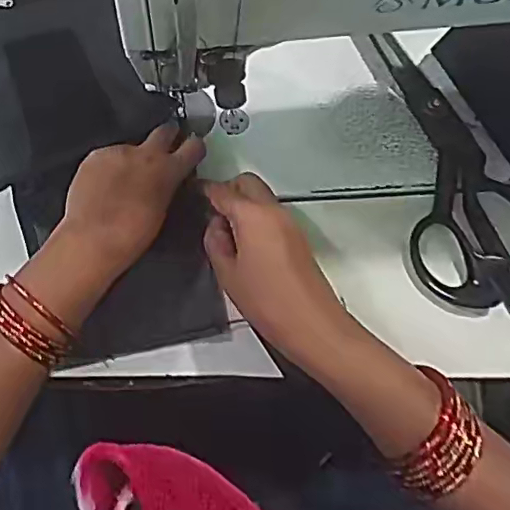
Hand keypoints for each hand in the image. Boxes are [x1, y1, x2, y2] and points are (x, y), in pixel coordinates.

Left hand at [56, 124, 205, 272]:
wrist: (92, 237)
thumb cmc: (130, 235)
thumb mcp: (162, 210)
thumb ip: (166, 187)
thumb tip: (164, 182)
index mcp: (167, 169)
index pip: (192, 146)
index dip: (193, 145)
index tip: (192, 145)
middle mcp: (144, 154)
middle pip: (164, 131)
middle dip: (166, 137)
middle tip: (164, 146)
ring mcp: (117, 151)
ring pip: (130, 147)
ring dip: (130, 159)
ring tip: (121, 182)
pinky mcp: (95, 155)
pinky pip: (106, 156)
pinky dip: (107, 166)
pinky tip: (103, 184)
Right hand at [203, 173, 354, 364]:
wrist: (314, 326)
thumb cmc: (270, 302)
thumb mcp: (227, 273)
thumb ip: (214, 241)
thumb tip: (216, 227)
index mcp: (252, 216)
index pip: (222, 190)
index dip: (205, 191)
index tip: (195, 194)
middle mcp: (274, 212)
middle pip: (247, 183)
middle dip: (228, 190)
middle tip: (213, 214)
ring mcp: (290, 223)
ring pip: (261, 197)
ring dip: (244, 205)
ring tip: (229, 235)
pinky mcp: (298, 238)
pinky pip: (272, 214)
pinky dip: (257, 219)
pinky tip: (247, 245)